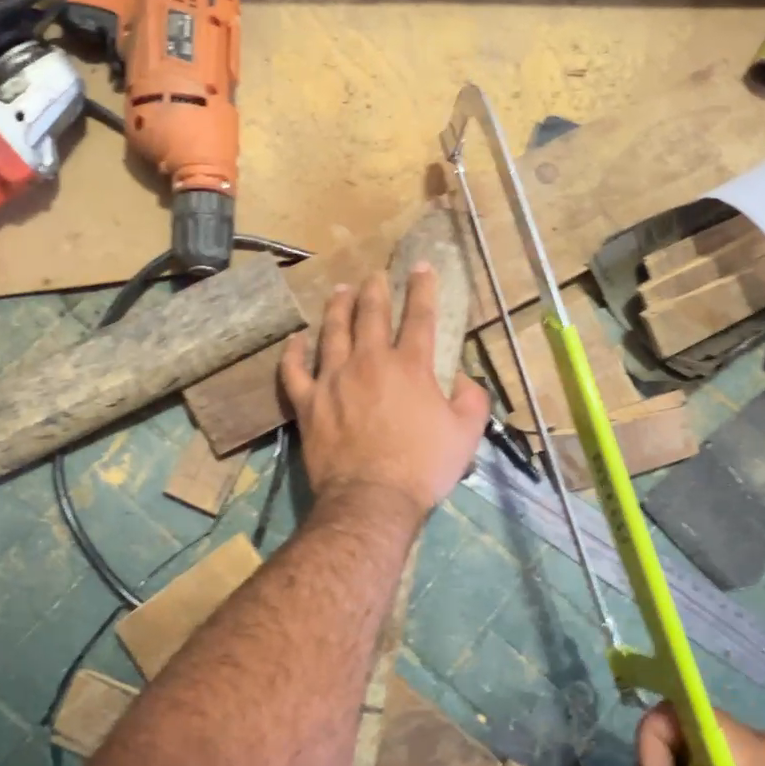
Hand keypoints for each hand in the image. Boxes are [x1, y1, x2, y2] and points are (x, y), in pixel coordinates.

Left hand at [278, 266, 490, 517]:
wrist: (373, 498)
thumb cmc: (424, 467)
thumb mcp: (466, 433)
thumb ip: (470, 398)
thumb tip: (459, 377)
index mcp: (410, 366)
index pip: (419, 316)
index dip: (422, 289)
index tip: (420, 267)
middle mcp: (369, 362)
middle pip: (371, 315)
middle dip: (375, 290)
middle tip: (374, 276)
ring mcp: (333, 379)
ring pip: (332, 332)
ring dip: (337, 308)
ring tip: (340, 291)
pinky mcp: (308, 402)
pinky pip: (295, 370)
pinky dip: (294, 352)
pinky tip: (296, 339)